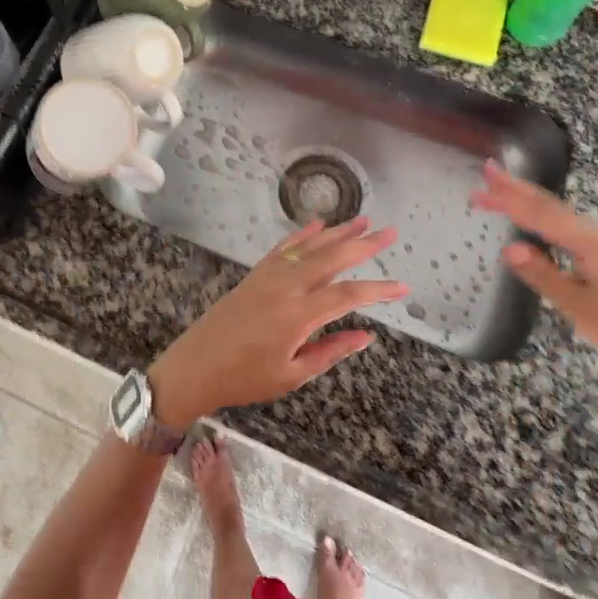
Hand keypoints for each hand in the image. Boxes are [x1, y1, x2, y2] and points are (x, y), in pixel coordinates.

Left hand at [147, 217, 407, 425]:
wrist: (194, 366)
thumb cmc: (244, 379)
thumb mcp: (292, 375)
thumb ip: (330, 352)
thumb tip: (366, 335)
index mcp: (298, 315)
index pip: (348, 295)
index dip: (378, 290)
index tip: (402, 288)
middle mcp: (285, 287)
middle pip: (331, 258)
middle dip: (363, 244)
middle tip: (390, 232)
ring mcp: (267, 277)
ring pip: (308, 247)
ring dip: (337, 232)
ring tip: (362, 220)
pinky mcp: (254, 275)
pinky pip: (283, 248)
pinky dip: (302, 235)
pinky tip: (317, 225)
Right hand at [472, 161, 597, 391]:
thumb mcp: (577, 305)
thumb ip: (542, 275)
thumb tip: (508, 248)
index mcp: (588, 244)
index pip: (541, 216)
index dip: (509, 201)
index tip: (481, 188)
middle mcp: (593, 236)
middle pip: (549, 206)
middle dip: (516, 189)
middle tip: (488, 171)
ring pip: (556, 214)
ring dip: (527, 199)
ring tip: (501, 187)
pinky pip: (563, 226)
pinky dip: (541, 215)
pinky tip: (532, 217)